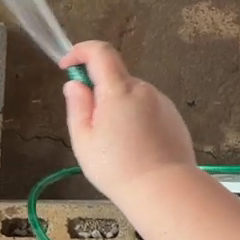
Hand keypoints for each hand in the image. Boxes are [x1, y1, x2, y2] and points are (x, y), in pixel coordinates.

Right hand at [61, 41, 199, 200]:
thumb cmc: (115, 167)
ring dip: (115, 107)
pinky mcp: (172, 116)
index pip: (100, 53)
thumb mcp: (83, 139)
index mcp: (118, 91)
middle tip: (87, 124)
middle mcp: (143, 89)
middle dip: (97, 91)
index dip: (80, 52)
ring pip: (130, 94)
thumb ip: (77, 106)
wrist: (162, 187)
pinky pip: (145, 108)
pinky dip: (132, 117)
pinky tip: (130, 146)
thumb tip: (75, 84)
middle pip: (115, 77)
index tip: (67, 65)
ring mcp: (161, 102)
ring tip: (110, 142)